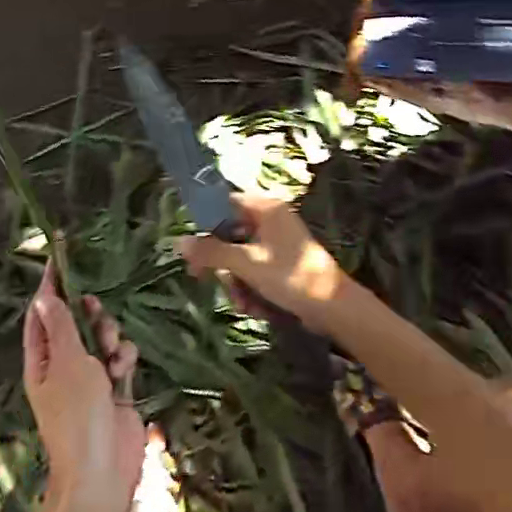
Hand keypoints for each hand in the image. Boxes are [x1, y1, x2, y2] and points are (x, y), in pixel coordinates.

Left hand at [22, 266, 143, 509]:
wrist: (102, 468)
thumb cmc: (77, 414)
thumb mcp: (68, 364)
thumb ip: (61, 328)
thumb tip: (43, 298)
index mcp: (41, 362)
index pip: (41, 317)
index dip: (48, 289)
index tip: (56, 261)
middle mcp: (63, 367)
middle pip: (75, 324)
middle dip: (87, 314)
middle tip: (94, 305)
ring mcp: (90, 378)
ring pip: (102, 338)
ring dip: (110, 336)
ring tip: (113, 350)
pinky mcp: (115, 387)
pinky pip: (120, 358)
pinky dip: (124, 358)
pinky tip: (124, 370)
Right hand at [181, 195, 348, 330]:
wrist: (332, 306)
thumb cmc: (289, 276)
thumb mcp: (246, 264)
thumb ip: (212, 252)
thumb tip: (178, 242)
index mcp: (266, 208)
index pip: (224, 204)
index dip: (205, 225)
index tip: (191, 250)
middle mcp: (272, 220)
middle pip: (230, 235)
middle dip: (223, 265)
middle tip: (204, 280)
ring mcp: (278, 243)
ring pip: (241, 258)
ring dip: (237, 283)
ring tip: (244, 303)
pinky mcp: (283, 265)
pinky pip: (256, 272)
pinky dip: (252, 290)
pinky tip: (256, 308)